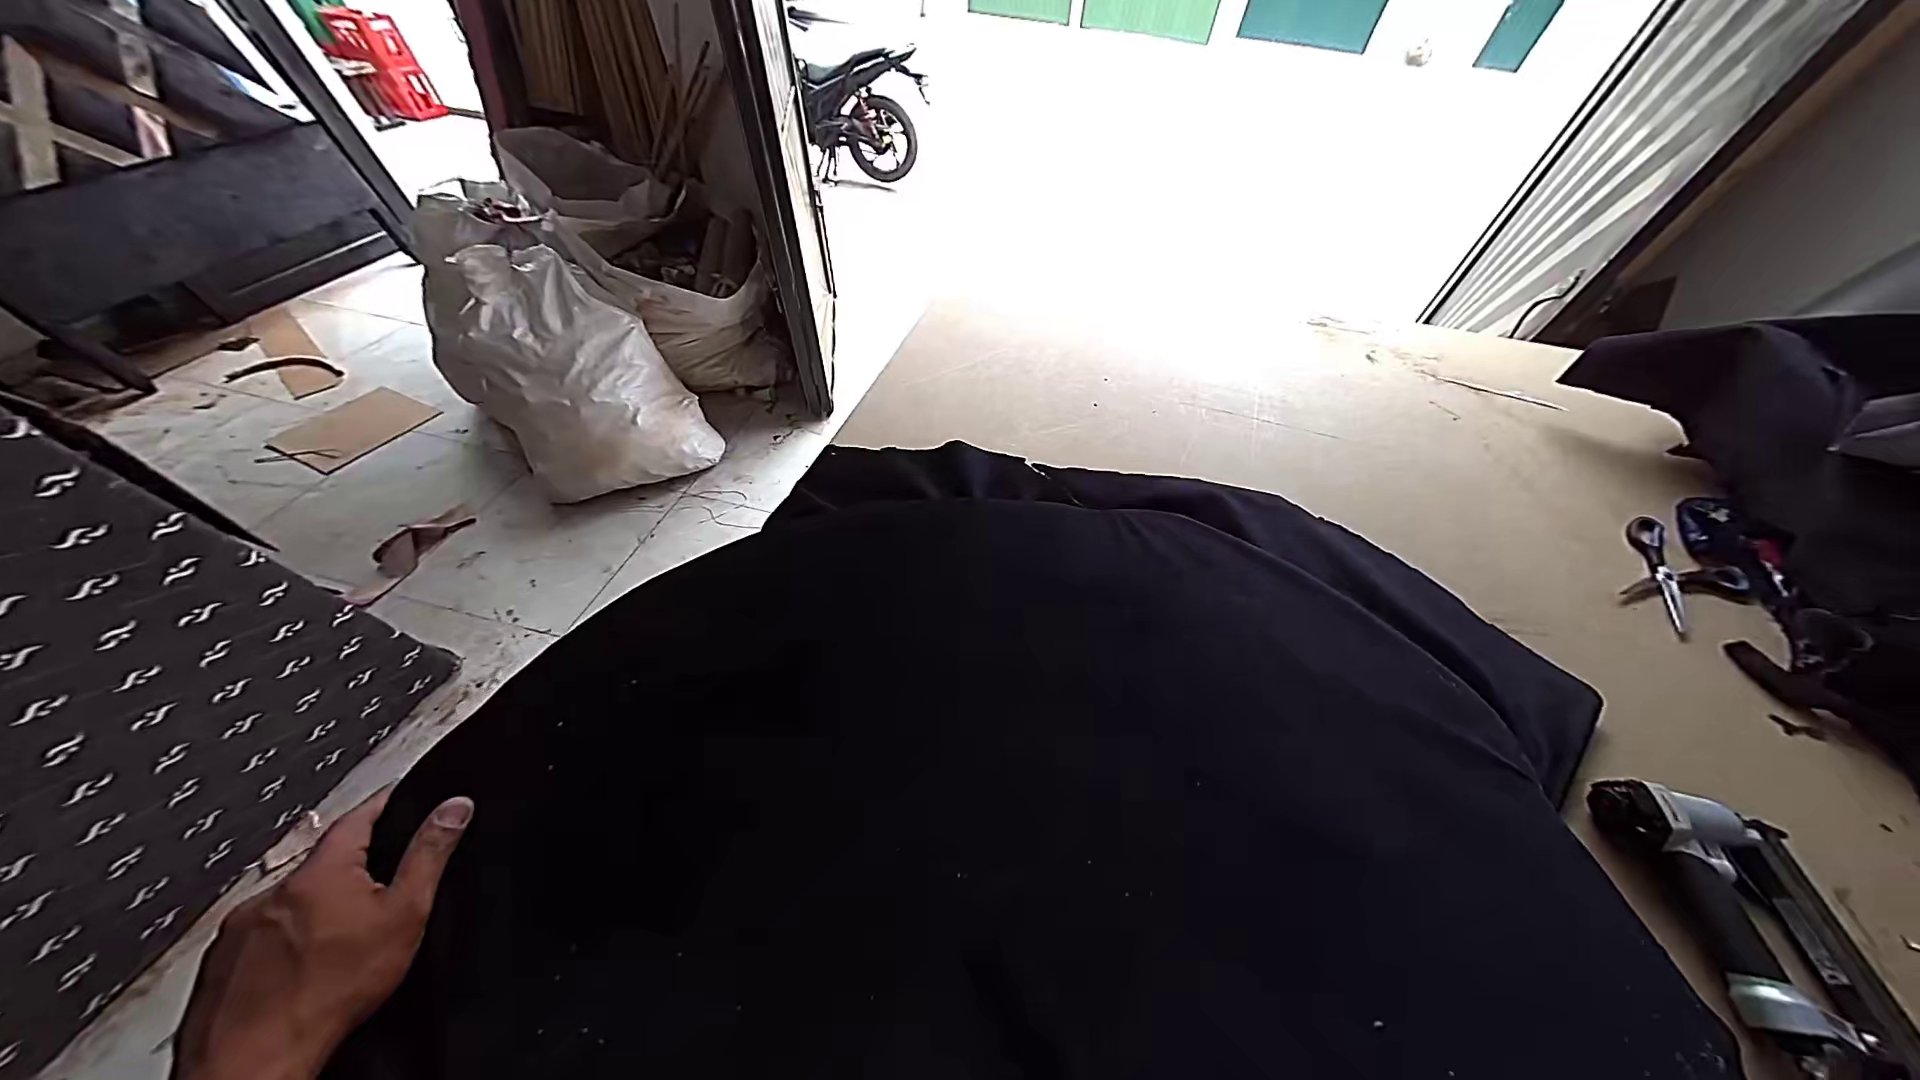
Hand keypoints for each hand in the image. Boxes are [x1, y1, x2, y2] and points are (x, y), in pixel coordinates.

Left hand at [171, 789, 472, 1079]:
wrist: (254, 1067)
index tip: (399, 795)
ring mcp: (236, 934)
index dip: (384, 802)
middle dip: (354, 865)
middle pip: (324, 861)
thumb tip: (454, 807)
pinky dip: (287, 939)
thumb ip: (430, 853)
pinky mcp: (217, 968)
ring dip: (317, 905)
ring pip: (291, 900)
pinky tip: (307, 964)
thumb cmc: (330, 993)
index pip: (358, 817)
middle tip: (382, 883)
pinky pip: (261, 935)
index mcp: (319, 874)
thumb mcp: (405, 912)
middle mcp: (269, 896)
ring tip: (344, 935)